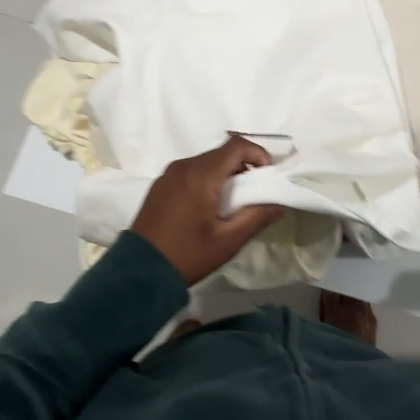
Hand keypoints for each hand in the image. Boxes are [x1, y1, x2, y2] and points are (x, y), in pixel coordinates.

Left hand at [130, 136, 285, 284]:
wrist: (139, 274)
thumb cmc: (187, 256)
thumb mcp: (227, 241)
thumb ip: (257, 217)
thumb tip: (280, 203)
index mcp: (200, 175)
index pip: (236, 146)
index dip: (258, 154)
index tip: (268, 176)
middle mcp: (183, 166)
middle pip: (222, 152)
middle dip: (243, 165)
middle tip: (255, 191)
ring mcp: (168, 174)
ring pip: (206, 161)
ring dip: (225, 172)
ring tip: (234, 201)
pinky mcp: (160, 185)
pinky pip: (191, 171)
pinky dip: (207, 178)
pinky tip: (209, 204)